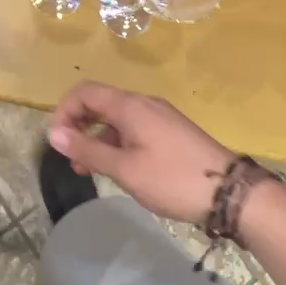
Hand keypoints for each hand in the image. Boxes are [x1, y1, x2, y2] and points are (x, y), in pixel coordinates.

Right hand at [47, 82, 234, 224]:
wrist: (231, 193)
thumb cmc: (172, 179)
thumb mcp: (125, 169)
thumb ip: (88, 150)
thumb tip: (54, 134)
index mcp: (130, 106)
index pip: (84, 92)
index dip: (64, 112)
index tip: (57, 142)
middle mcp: (144, 103)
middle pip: (100, 103)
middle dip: (79, 126)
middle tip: (70, 157)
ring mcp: (160, 116)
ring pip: (117, 118)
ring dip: (98, 138)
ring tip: (90, 170)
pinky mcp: (171, 131)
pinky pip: (134, 128)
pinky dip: (118, 143)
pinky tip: (119, 168)